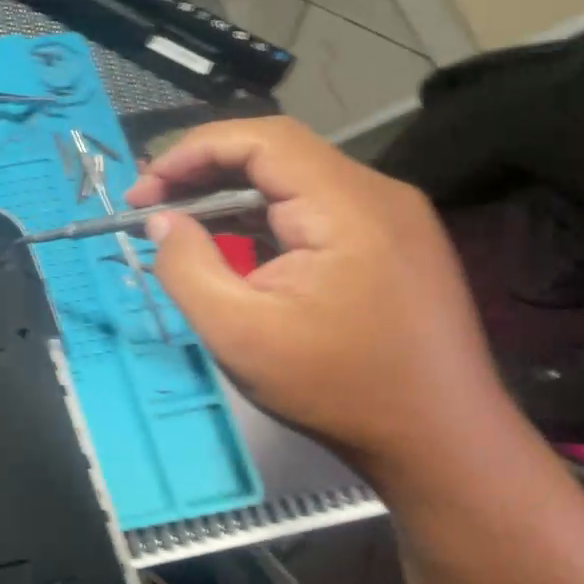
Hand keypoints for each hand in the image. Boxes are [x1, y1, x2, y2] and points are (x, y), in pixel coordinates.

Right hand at [127, 116, 502, 465]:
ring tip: (175, 221)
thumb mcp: (237, 331)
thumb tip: (161, 222)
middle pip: (276, 152)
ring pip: (292, 177)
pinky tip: (226, 241)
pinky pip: (312, 206)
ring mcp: (390, 220)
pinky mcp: (389, 243)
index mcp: (349, 209)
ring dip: (226, 192)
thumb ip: (186, 266)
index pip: (262, 140)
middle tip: (148, 205)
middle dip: (201, 170)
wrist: (440, 443)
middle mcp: (378, 197)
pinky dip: (258, 213)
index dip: (191, 152)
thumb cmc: (335, 386)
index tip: (142, 192)